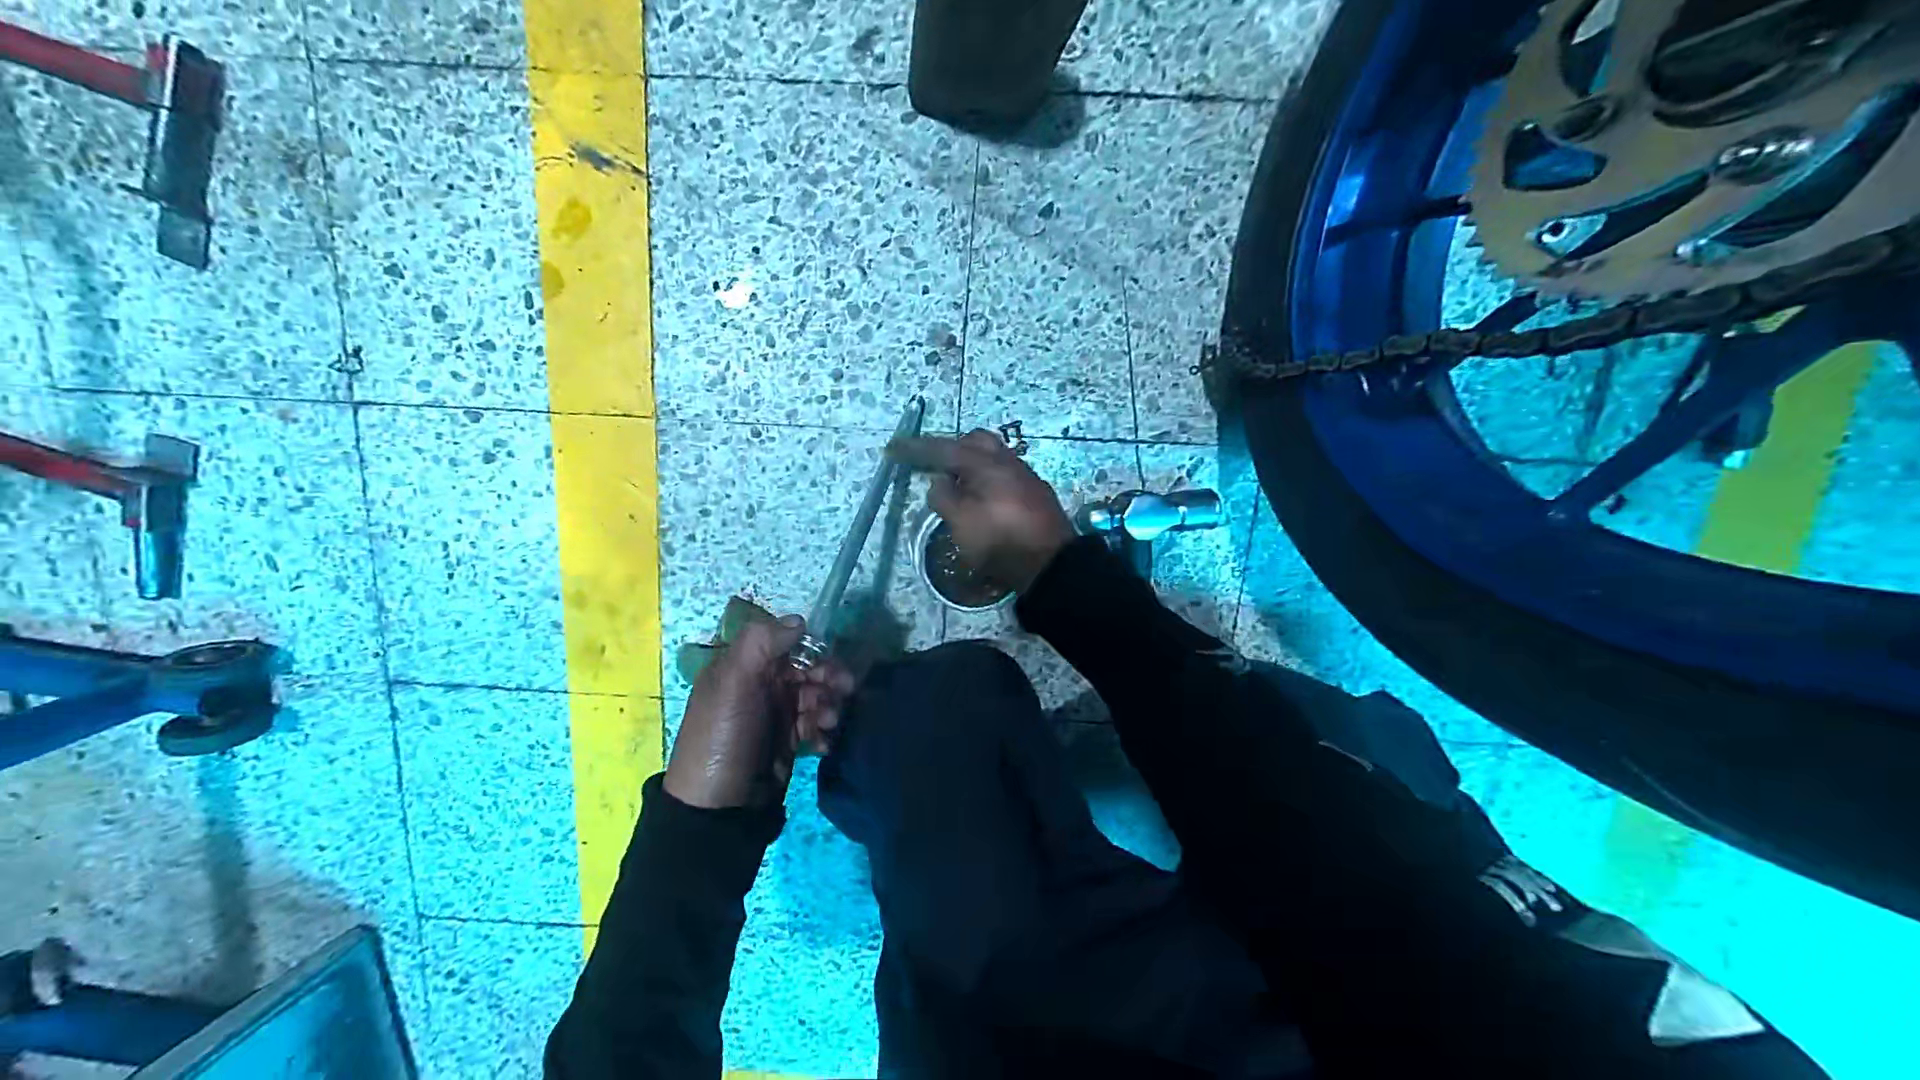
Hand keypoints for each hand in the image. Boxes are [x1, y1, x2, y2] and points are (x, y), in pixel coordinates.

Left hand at [665, 612, 855, 808]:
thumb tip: (799, 621)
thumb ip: (762, 643)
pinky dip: (824, 731)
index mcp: (742, 666)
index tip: (828, 660)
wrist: (720, 807)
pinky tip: (823, 744)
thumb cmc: (724, 736)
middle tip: (844, 690)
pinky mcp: (788, 741)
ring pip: (815, 696)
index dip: (811, 648)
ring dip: (828, 705)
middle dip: (828, 677)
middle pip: (806, 669)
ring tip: (828, 723)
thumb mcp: (733, 682)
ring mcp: (775, 714)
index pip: (785, 643)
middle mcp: (759, 686)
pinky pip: (815, 725)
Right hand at [889, 429, 1076, 592]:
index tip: (892, 449)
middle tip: (934, 466)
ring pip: (994, 458)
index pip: (944, 448)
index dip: (916, 449)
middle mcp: (1008, 462)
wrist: (1052, 564)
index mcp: (985, 464)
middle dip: (951, 448)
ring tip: (958, 487)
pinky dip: (988, 480)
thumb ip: (943, 497)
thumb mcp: (960, 523)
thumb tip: (940, 481)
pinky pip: (1006, 475)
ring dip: (972, 465)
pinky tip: (984, 499)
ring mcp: (1026, 477)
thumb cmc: (1000, 541)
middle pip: (975, 441)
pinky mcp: (1036, 494)